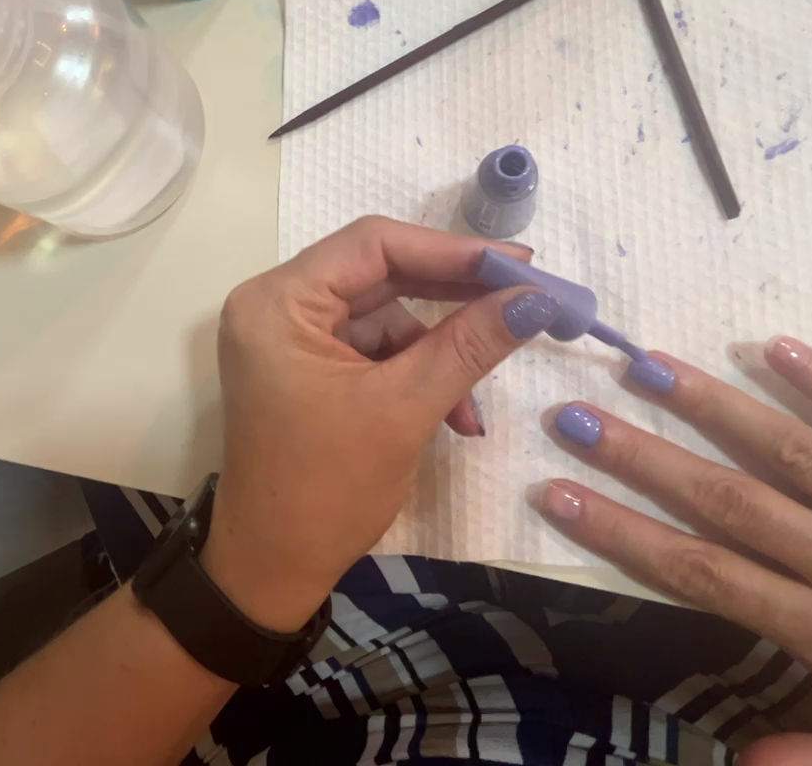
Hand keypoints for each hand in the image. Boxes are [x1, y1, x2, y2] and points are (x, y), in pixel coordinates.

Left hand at [201, 216, 561, 631]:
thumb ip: (470, 345)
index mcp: (278, 302)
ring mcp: (290, 333)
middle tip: (525, 294)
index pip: (372, 245)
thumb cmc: (327, 490)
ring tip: (487, 379)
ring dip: (440, 345)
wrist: (273, 567)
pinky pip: (373, 344)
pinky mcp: (307, 361)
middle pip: (378, 272)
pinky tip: (457, 412)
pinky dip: (416, 369)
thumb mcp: (404, 409)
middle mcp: (276, 304)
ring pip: (382, 310)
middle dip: (454, 290)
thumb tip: (538, 299)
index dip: (451, 249)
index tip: (521, 264)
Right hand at [535, 337, 811, 765]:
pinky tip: (777, 347)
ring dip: (714, 404)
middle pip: (726, 500)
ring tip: (649, 363)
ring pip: (796, 450)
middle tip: (574, 411)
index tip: (554, 491)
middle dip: (639, 455)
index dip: (618, 532)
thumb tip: (739, 751)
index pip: (701, 574)